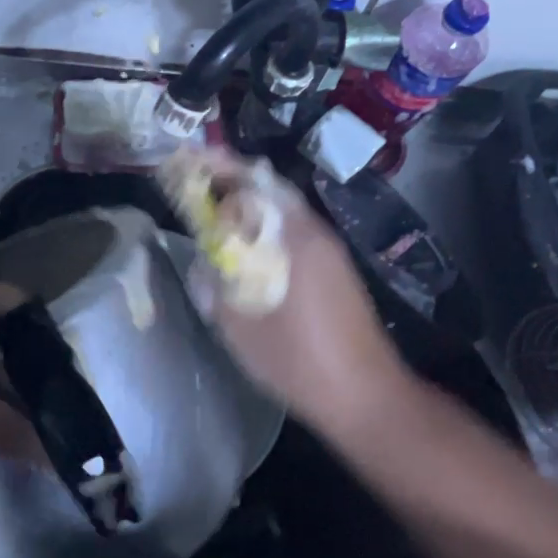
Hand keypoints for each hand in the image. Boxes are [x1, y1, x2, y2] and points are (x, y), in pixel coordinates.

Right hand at [195, 180, 411, 432]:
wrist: (367, 399)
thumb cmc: (300, 361)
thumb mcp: (239, 327)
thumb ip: (214, 289)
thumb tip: (203, 268)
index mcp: (294, 238)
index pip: (255, 182)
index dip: (220, 166)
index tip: (190, 158)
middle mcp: (316, 234)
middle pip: (271, 190)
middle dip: (233, 181)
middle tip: (198, 182)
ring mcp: (330, 253)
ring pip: (283, 211)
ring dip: (249, 205)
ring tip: (214, 212)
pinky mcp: (336, 273)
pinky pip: (293, 232)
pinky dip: (265, 228)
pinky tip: (247, 250)